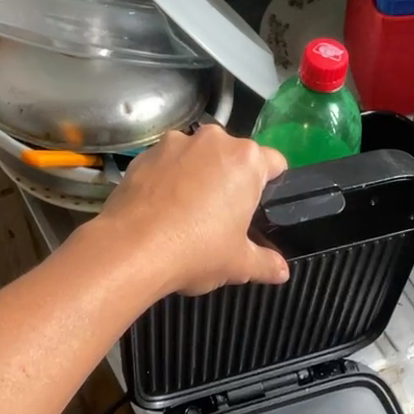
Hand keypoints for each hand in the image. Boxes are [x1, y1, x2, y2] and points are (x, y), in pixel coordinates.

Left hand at [90, 126, 289, 296]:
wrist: (132, 250)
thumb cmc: (196, 251)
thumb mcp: (238, 264)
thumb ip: (265, 264)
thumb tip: (282, 272)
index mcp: (246, 160)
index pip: (274, 164)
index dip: (272, 187)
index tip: (261, 210)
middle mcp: (213, 140)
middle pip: (233, 158)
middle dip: (231, 183)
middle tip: (223, 220)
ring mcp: (175, 143)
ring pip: (197, 159)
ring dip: (198, 179)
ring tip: (188, 217)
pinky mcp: (144, 155)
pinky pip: (167, 166)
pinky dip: (169, 182)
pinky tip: (162, 213)